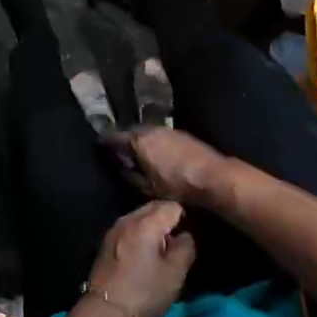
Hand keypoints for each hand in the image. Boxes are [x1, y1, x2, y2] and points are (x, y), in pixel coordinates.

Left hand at [85, 200, 195, 316]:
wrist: (106, 311)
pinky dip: (141, 232)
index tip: (191, 233)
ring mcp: (113, 229)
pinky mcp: (106, 241)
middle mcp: (127, 219)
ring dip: (154, 225)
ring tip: (163, 247)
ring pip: (140, 216)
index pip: (172, 206)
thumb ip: (185, 247)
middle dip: (168, 218)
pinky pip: (129, 227)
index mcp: (146, 223)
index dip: (186, 217)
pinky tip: (145, 252)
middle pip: (153, 207)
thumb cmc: (145, 292)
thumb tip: (184, 234)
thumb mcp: (175, 273)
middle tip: (179, 239)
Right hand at [105, 127, 227, 205]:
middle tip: (121, 153)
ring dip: (141, 141)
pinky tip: (158, 155)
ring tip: (139, 155)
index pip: (114, 137)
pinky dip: (154, 143)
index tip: (102, 149)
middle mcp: (151, 130)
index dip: (106, 144)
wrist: (214, 177)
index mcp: (138, 140)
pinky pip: (160, 136)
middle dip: (124, 141)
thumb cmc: (177, 185)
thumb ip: (130, 174)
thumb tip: (120, 166)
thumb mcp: (147, 187)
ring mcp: (168, 130)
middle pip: (131, 132)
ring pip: (147, 133)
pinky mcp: (182, 134)